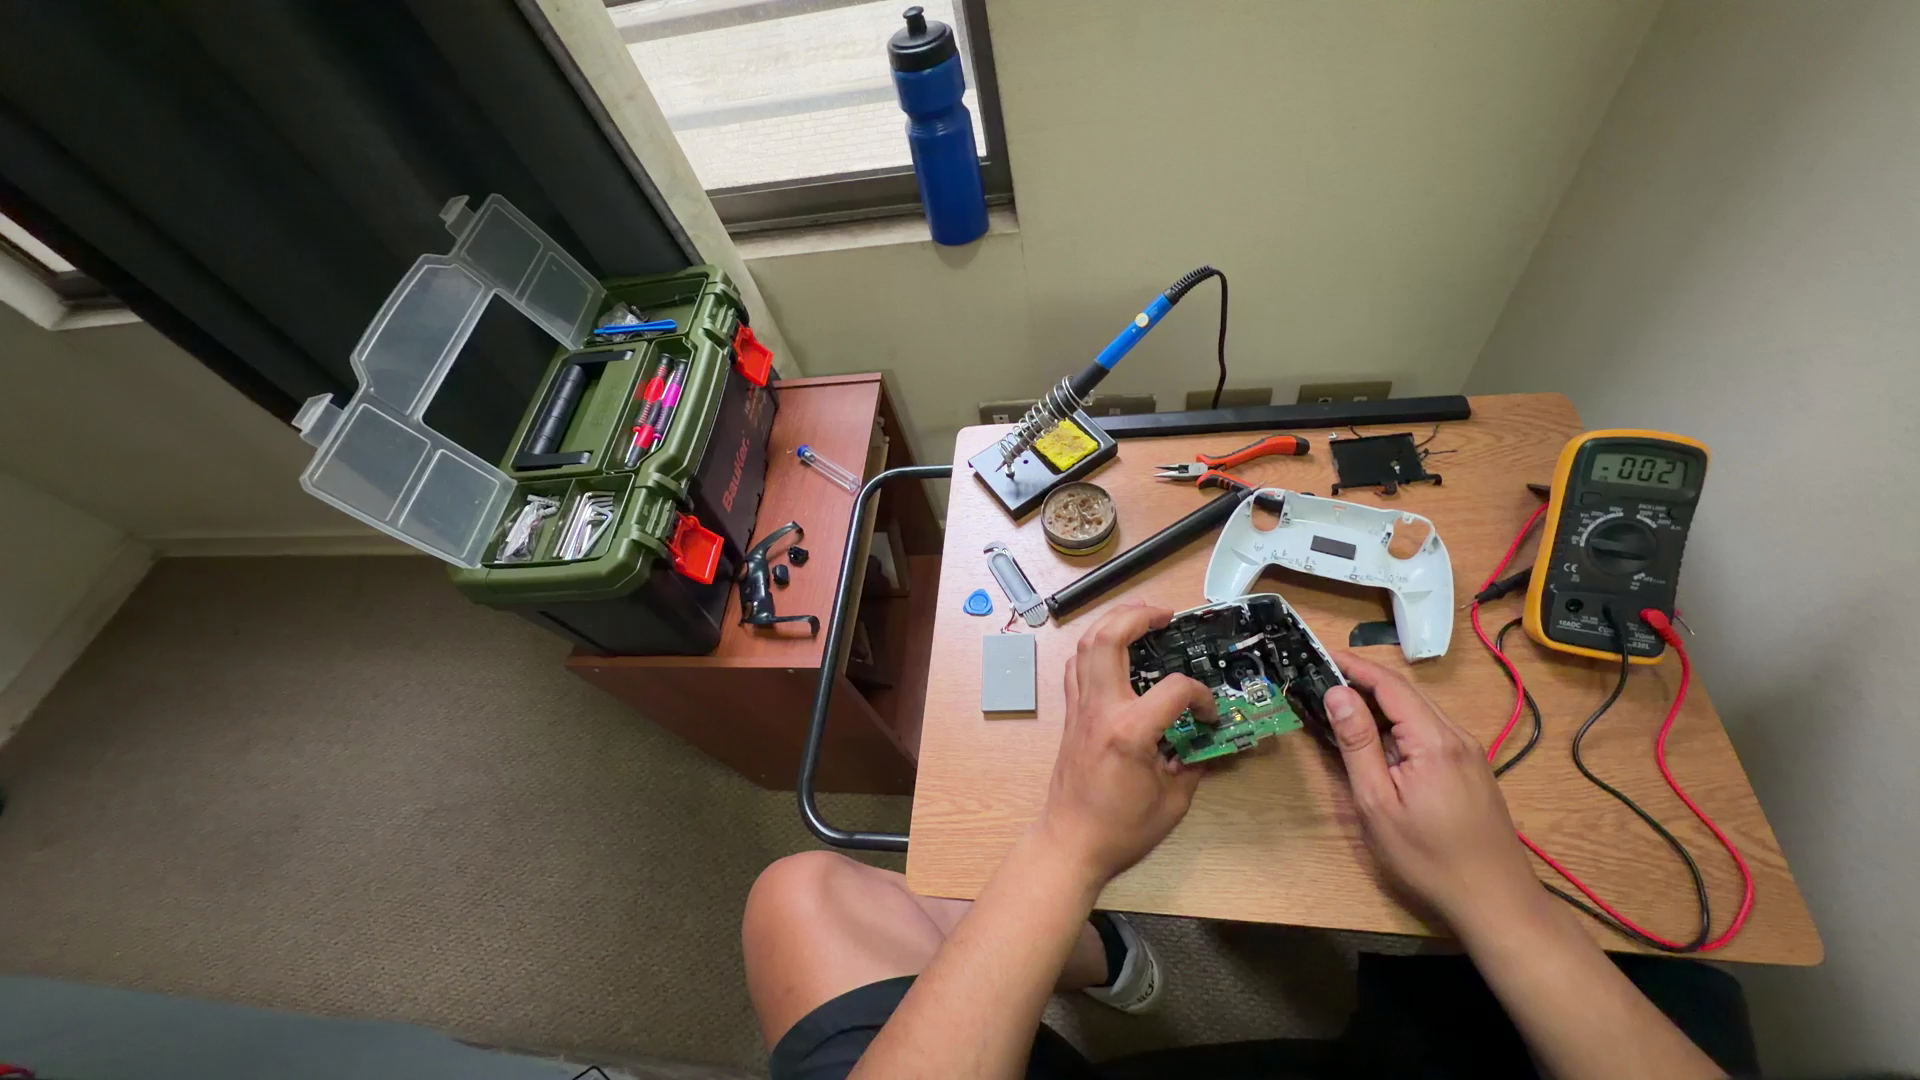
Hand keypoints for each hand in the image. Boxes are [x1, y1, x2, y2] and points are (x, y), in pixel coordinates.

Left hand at [1035, 603, 1215, 886]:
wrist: (1071, 842)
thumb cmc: (1121, 829)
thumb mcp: (1173, 802)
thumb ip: (1193, 763)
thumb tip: (1208, 741)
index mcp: (1129, 732)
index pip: (1174, 690)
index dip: (1201, 698)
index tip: (1211, 716)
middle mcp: (1100, 709)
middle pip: (1109, 639)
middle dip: (1138, 617)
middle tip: (1165, 615)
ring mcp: (1080, 707)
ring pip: (1086, 645)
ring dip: (1113, 622)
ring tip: (1140, 618)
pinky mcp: (1070, 713)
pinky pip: (1077, 666)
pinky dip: (1094, 647)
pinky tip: (1113, 649)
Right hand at [1324, 651, 1538, 928]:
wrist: (1495, 901)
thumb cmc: (1427, 856)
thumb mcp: (1377, 802)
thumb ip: (1357, 744)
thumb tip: (1336, 693)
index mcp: (1433, 741)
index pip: (1389, 684)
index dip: (1353, 665)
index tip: (1318, 654)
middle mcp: (1456, 736)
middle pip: (1405, 691)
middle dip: (1362, 678)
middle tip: (1319, 676)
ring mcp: (1468, 752)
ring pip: (1417, 709)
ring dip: (1378, 700)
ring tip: (1338, 704)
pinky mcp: (1470, 767)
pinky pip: (1428, 728)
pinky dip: (1396, 721)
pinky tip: (1375, 737)